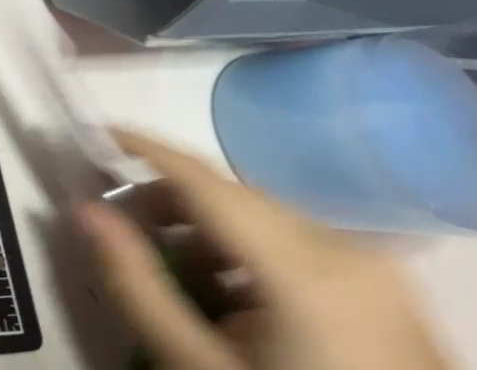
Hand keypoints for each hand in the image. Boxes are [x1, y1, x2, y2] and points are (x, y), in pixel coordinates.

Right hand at [78, 131, 451, 369]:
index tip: (90, 131)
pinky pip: (300, 246)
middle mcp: (348, 251)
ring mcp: (379, 273)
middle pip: (233, 196)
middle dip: (169, 203)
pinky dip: (251, 255)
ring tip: (179, 278)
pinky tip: (232, 301)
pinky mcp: (391, 294)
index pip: (204, 179)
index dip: (142, 146)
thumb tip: (85, 212)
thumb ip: (139, 286)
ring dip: (209, 232)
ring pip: (264, 219)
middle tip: (123, 230)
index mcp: (306, 267)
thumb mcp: (200, 366)